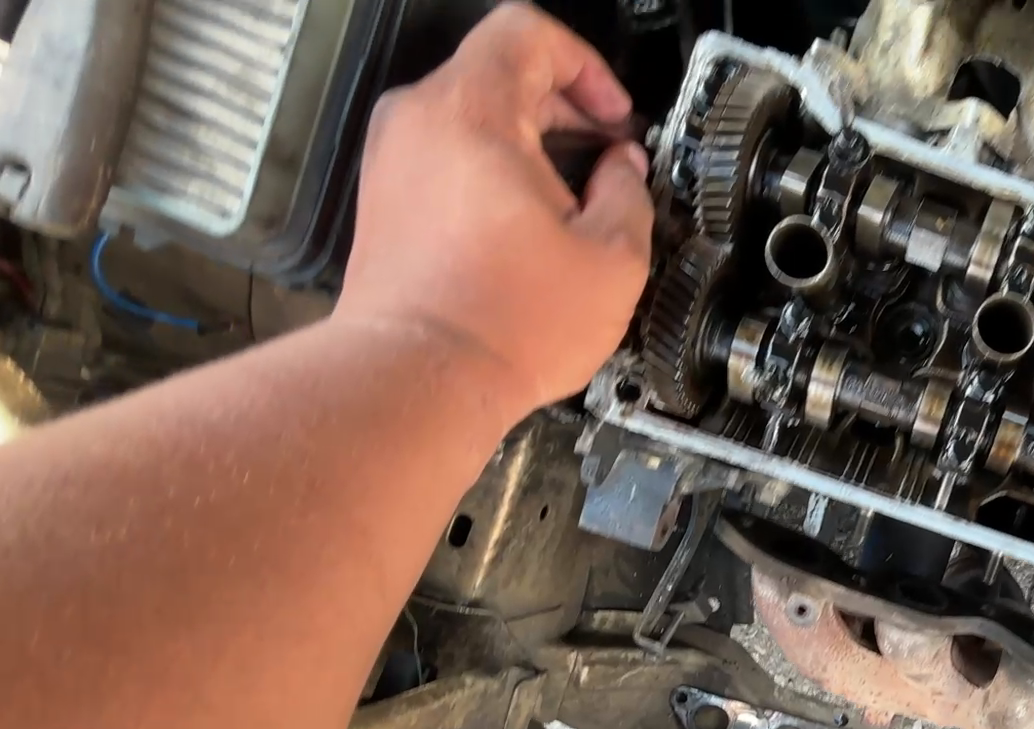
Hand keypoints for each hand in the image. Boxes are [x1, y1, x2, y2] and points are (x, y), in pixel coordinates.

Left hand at [334, 3, 651, 412]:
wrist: (425, 375)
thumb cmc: (513, 322)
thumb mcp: (614, 259)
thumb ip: (630, 194)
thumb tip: (623, 169)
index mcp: (474, 115)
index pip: (528, 34)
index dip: (589, 68)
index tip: (617, 117)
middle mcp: (420, 122)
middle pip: (503, 76)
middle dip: (571, 115)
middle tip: (614, 166)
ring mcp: (397, 161)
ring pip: (480, 121)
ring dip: (540, 151)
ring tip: (581, 208)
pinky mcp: (391, 201)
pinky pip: (456, 161)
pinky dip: (503, 178)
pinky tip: (539, 234)